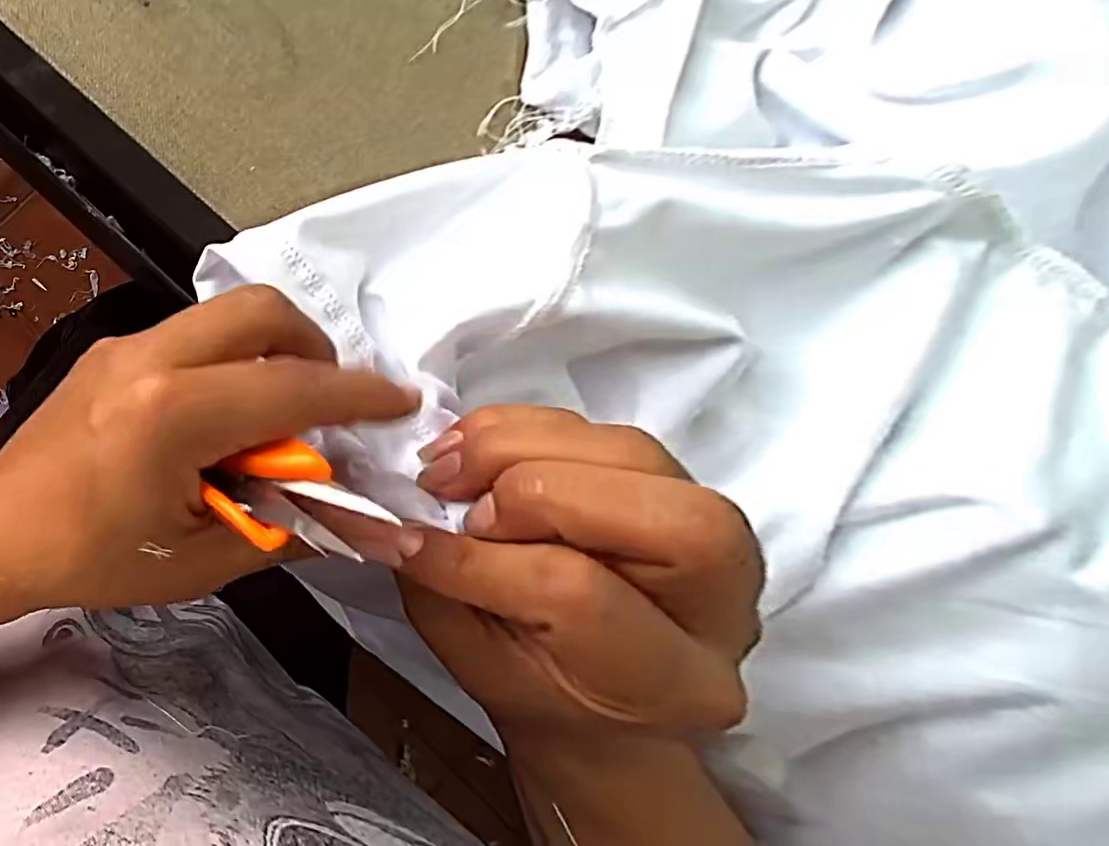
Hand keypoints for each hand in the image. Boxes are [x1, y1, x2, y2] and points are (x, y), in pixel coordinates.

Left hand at [0, 286, 418, 621]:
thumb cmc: (87, 559)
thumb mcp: (196, 562)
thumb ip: (282, 528)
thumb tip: (351, 517)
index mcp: (170, 414)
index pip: (289, 389)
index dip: (356, 395)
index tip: (398, 400)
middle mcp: (148, 358)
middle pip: (259, 310)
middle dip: (312, 345)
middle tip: (328, 396)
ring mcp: (125, 345)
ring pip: (225, 315)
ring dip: (269, 350)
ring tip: (273, 411)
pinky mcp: (111, 348)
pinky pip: (191, 334)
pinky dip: (228, 358)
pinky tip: (218, 412)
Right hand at [332, 406, 762, 738]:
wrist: (589, 685)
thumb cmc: (529, 680)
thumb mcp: (470, 655)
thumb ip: (431, 582)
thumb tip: (386, 517)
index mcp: (674, 680)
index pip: (577, 592)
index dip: (475, 560)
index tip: (406, 542)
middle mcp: (722, 602)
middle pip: (659, 515)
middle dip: (527, 486)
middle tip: (446, 494)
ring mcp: (712, 530)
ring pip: (630, 450)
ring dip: (517, 443)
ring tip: (449, 467)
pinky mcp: (667, 478)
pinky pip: (599, 426)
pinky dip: (520, 424)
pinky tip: (470, 448)